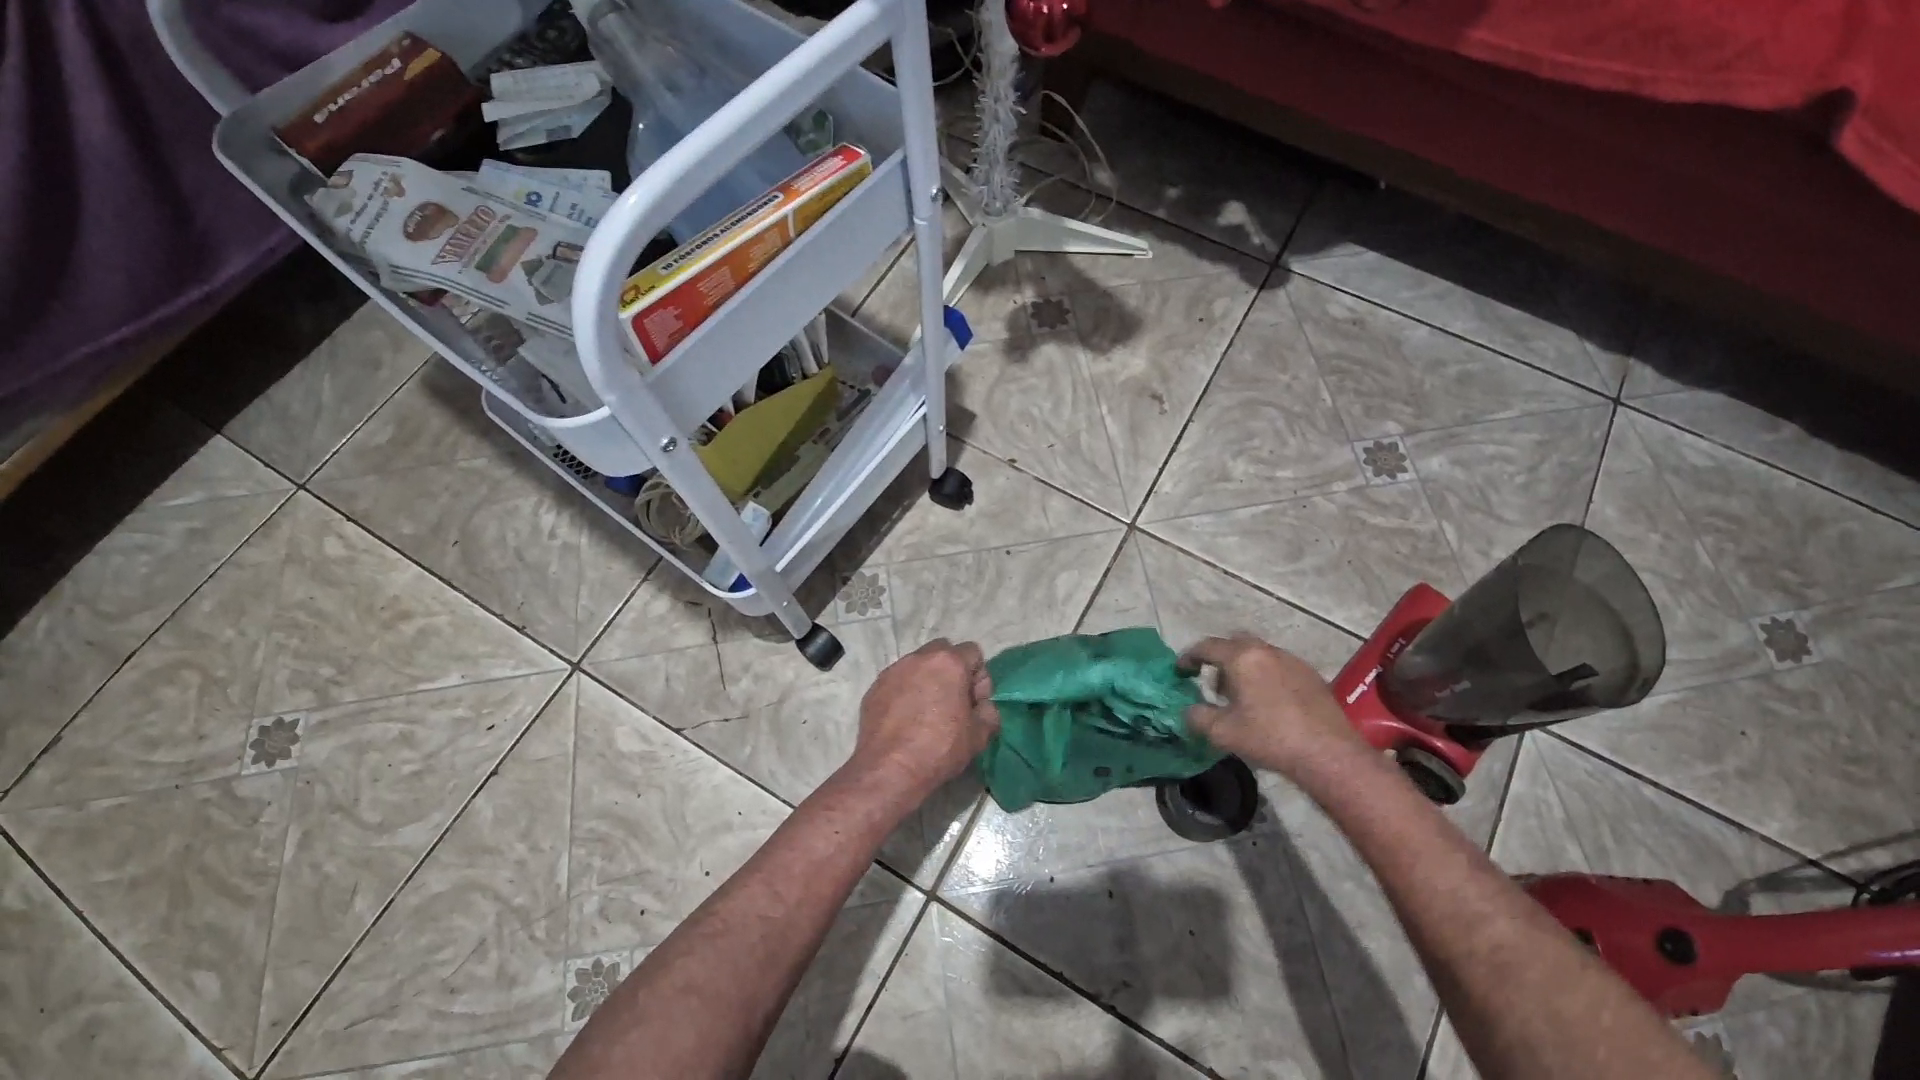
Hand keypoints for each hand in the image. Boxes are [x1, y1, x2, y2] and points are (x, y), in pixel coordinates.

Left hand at [848, 638, 1000, 803]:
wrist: (890, 769)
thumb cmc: (940, 748)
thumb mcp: (979, 735)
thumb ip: (988, 711)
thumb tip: (982, 707)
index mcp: (948, 663)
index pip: (973, 652)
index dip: (979, 677)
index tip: (974, 703)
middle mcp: (919, 658)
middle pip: (942, 652)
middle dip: (951, 671)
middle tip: (952, 702)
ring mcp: (893, 671)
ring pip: (917, 665)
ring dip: (927, 680)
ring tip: (926, 712)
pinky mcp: (874, 687)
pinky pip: (897, 682)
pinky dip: (905, 693)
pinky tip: (906, 719)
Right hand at [1179, 635, 1367, 777]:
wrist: (1328, 752)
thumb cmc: (1270, 738)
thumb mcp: (1222, 732)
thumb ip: (1197, 717)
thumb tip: (1189, 710)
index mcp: (1242, 658)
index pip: (1207, 647)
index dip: (1189, 657)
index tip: (1180, 670)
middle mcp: (1267, 651)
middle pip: (1235, 643)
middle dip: (1219, 659)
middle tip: (1214, 685)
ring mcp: (1293, 660)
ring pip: (1259, 654)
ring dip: (1244, 668)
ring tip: (1242, 698)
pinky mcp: (1311, 675)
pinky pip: (1279, 666)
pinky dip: (1265, 676)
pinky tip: (1269, 704)